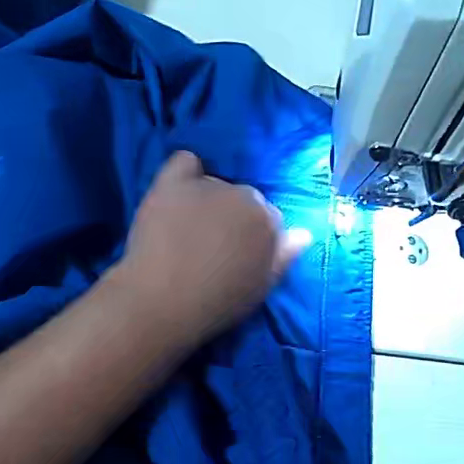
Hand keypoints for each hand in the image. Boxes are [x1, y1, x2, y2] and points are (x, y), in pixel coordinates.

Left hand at [107, 151, 310, 345]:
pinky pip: (184, 162)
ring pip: (213, 184)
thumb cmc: (217, 302)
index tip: (235, 255)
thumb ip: (284, 257)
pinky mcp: (172, 183)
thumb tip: (302, 234)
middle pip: (242, 198)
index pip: (268, 217)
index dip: (252, 237)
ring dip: (206, 200)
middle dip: (230, 216)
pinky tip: (176, 194)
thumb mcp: (262, 287)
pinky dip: (184, 174)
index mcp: (269, 220)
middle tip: (209, 244)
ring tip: (185, 231)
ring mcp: (208, 186)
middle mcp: (244, 195)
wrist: (162, 302)